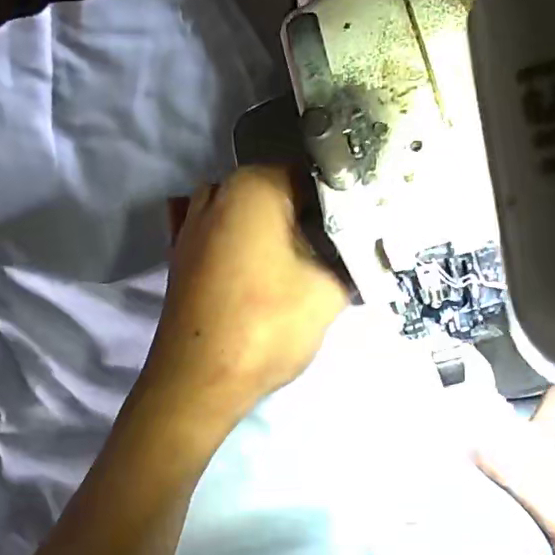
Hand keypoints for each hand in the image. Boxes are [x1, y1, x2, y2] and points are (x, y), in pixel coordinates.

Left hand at [143, 166, 349, 417]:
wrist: (199, 381)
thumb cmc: (268, 325)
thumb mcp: (329, 291)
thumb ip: (350, 259)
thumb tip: (360, 249)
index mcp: (254, 187)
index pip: (315, 173)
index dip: (346, 196)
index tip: (370, 220)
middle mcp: (219, 193)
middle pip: (281, 191)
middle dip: (313, 213)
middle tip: (348, 242)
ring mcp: (193, 224)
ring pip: (253, 213)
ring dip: (280, 228)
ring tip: (312, 256)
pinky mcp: (184, 256)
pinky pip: (228, 234)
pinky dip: (251, 242)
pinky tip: (271, 265)